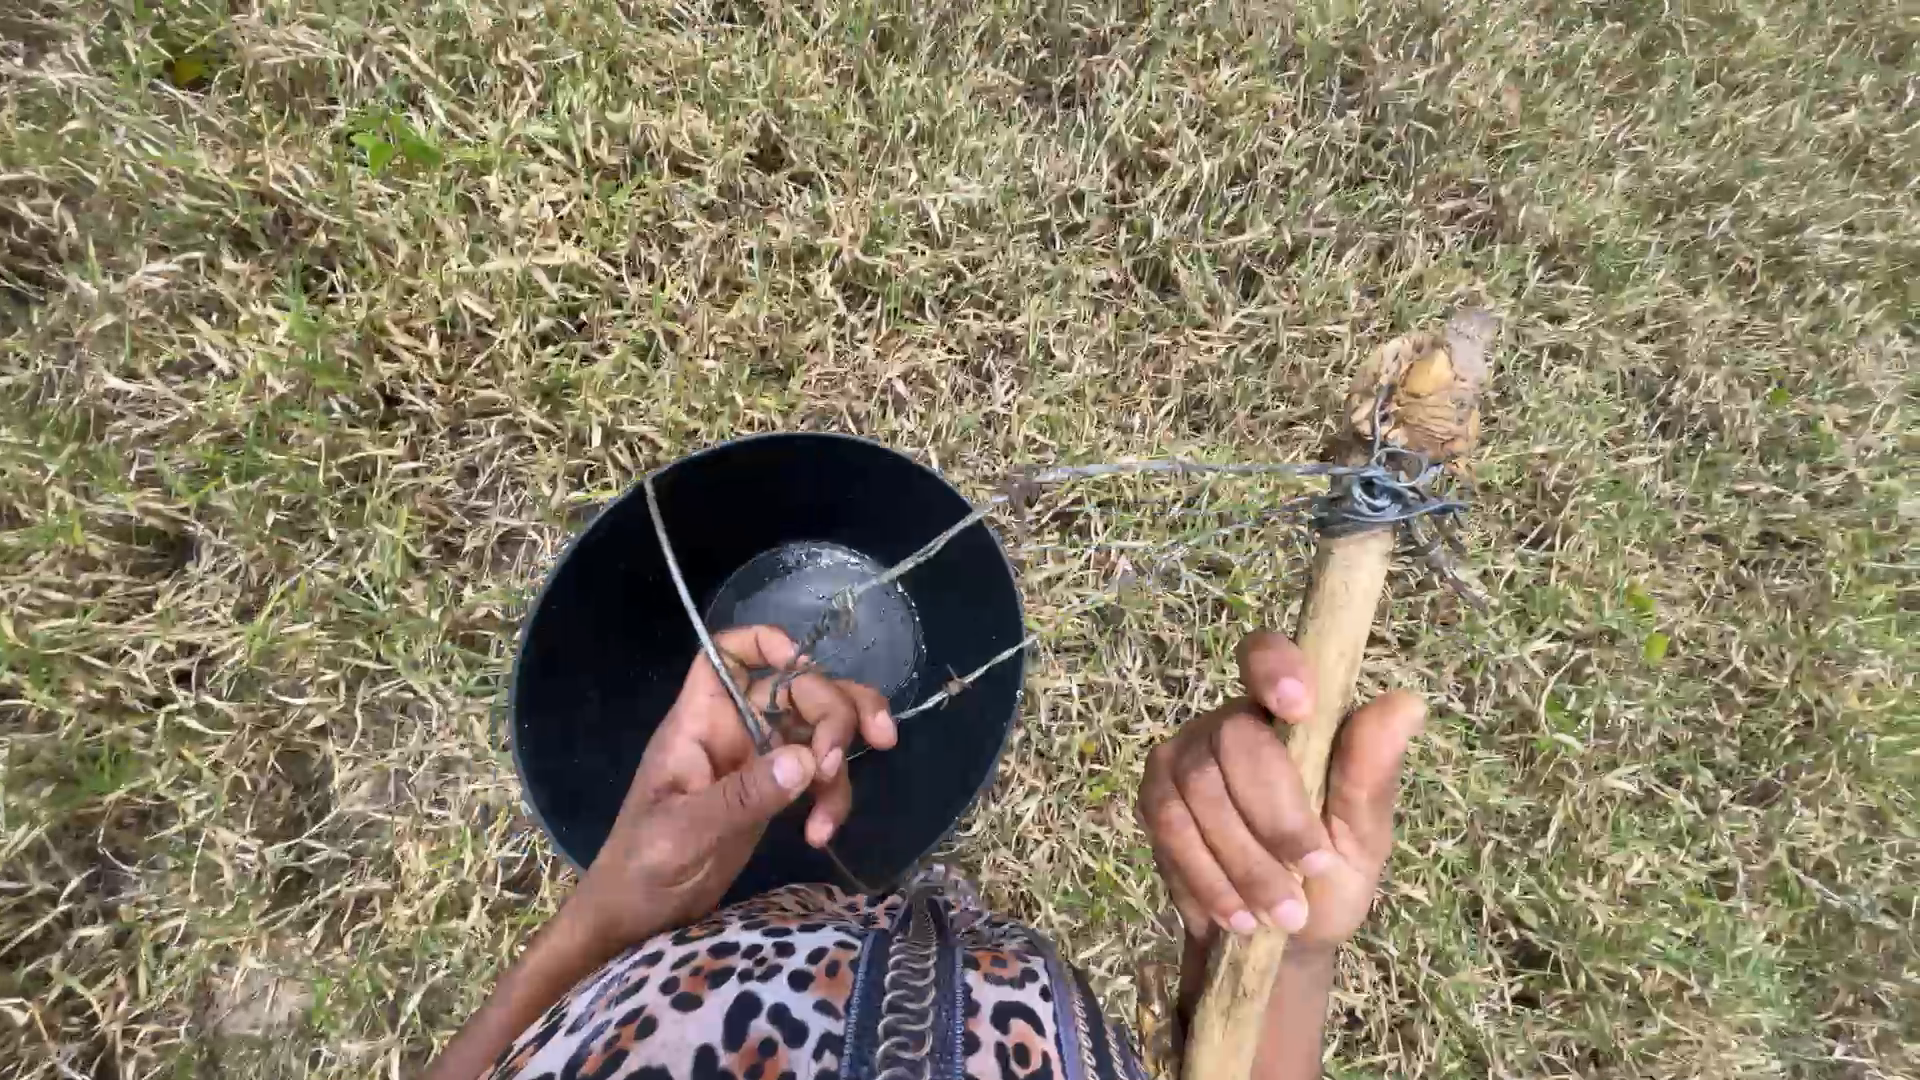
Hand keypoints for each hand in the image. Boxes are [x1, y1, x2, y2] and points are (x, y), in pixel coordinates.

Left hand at [569, 624, 897, 948]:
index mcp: (700, 721)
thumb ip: (743, 796)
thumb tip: (807, 760)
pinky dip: (833, 795)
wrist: (639, 921)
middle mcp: (735, 728)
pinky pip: (820, 772)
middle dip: (831, 715)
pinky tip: (822, 832)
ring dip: (841, 758)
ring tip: (836, 807)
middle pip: (796, 688)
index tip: (800, 664)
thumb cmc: (640, 870)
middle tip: (834, 762)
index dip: (764, 641)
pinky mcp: (777, 788)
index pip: (726, 654)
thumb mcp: (684, 834)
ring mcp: (760, 756)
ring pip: (819, 726)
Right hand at [1138, 631, 1422, 952]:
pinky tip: (1235, 914)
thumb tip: (1407, 703)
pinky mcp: (1152, 792)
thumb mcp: (1363, 838)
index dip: (1274, 668)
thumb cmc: (1329, 878)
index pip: (1265, 655)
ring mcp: (1182, 753)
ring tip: (1277, 915)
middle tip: (1305, 884)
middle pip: (1236, 741)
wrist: (1273, 938)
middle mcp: (1226, 722)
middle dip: (1273, 819)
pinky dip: (1206, 876)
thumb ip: (1370, 776)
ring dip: (1242, 862)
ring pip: (1199, 789)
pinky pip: (1169, 824)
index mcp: (1285, 715)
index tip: (1299, 708)